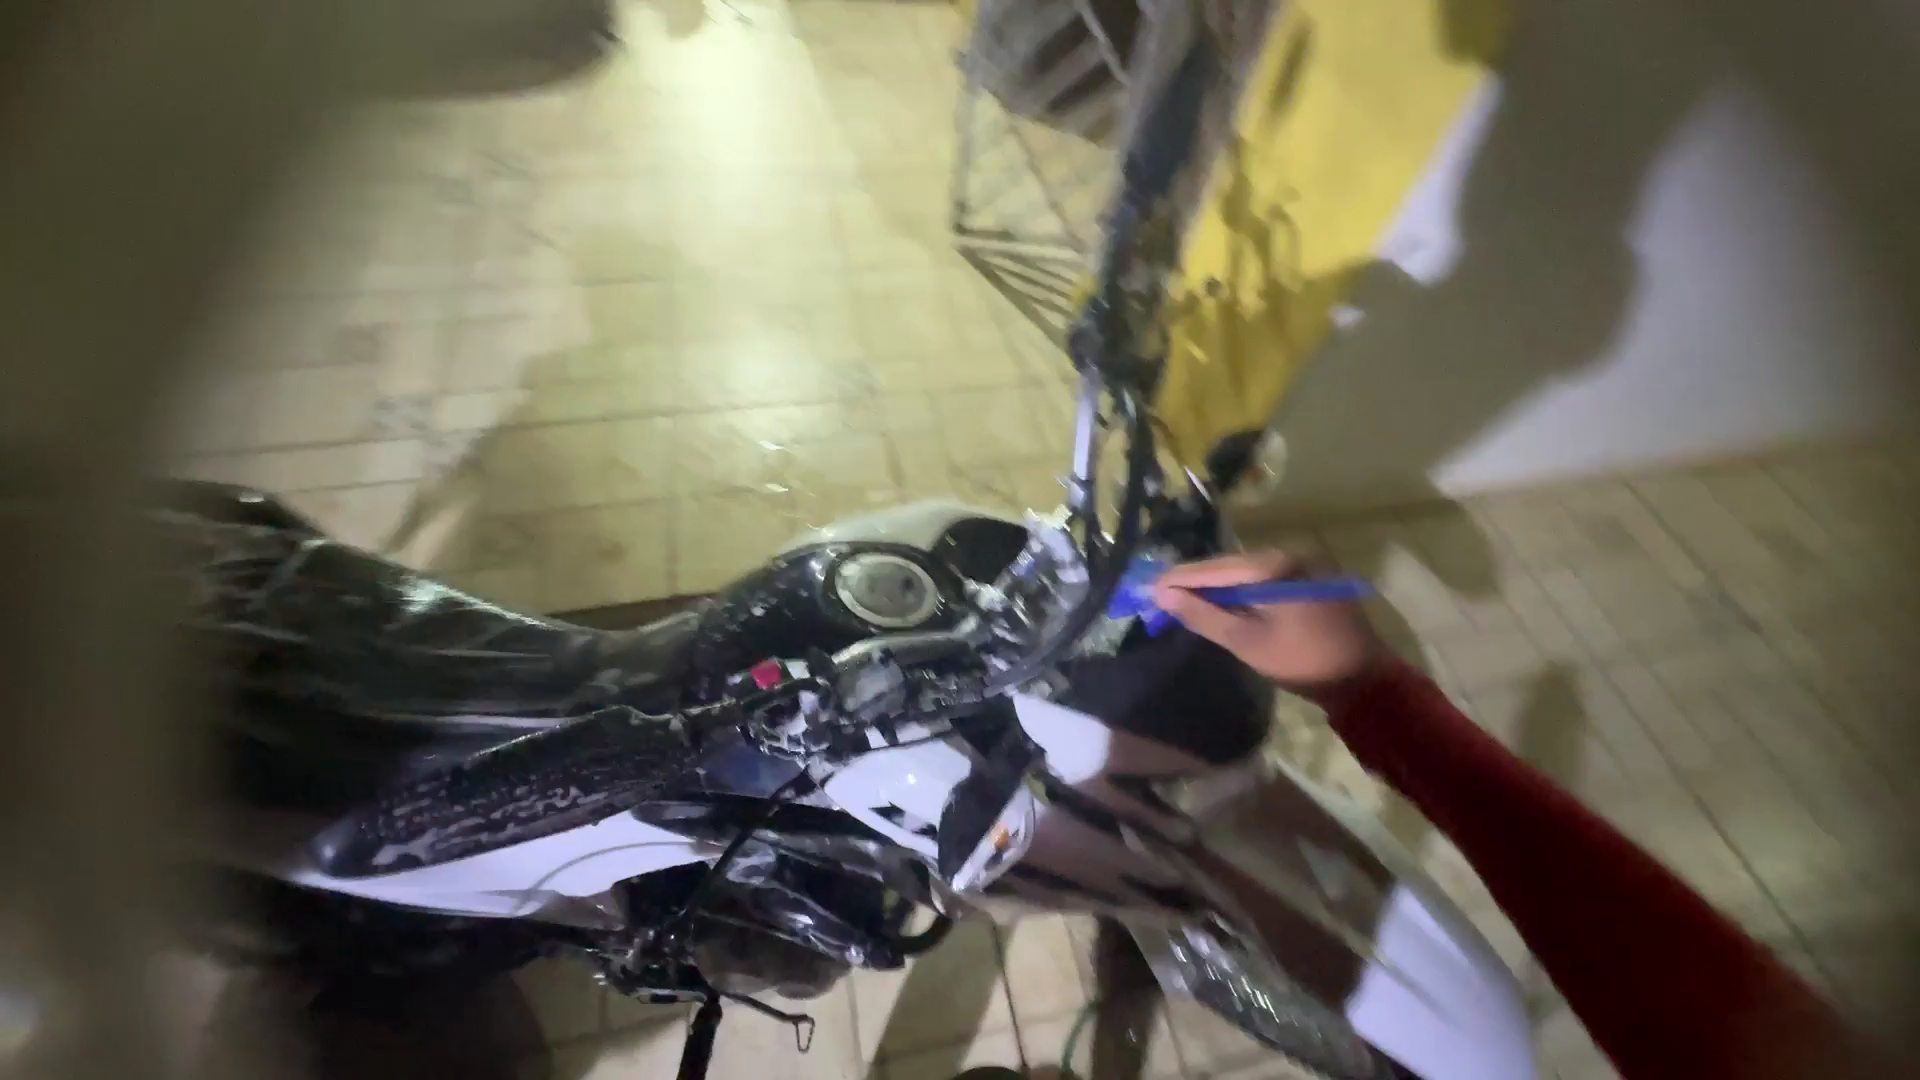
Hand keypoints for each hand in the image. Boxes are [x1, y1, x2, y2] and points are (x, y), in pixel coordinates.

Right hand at [1149, 550, 1382, 697]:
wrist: (1364, 679)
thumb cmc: (1303, 661)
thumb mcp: (1246, 642)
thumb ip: (1202, 615)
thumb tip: (1162, 595)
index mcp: (1275, 565)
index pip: (1213, 568)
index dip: (1177, 579)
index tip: (1145, 589)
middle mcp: (1287, 554)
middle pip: (1227, 566)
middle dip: (1192, 582)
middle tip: (1157, 597)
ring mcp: (1299, 564)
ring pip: (1242, 573)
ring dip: (1212, 587)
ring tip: (1178, 600)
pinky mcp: (1304, 578)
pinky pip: (1259, 579)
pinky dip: (1235, 591)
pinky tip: (1215, 602)